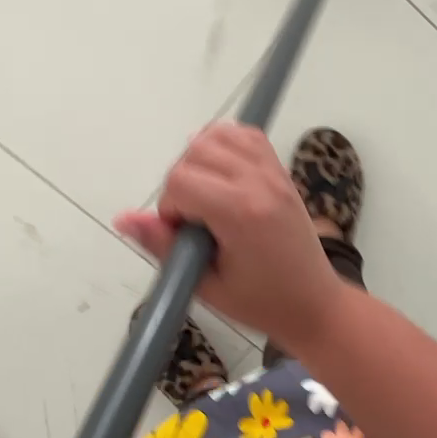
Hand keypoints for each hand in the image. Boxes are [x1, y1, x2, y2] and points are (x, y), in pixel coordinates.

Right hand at [116, 121, 344, 349]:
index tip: (185, 238)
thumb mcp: (205, 284)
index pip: (180, 180)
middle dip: (182, 185)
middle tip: (196, 223)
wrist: (313, 303)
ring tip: (207, 199)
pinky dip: (225, 146)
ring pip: (216, 135)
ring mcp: (273, 172)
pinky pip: (245, 135)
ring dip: (200, 161)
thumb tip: (122, 218)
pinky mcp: (281, 171)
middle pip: (194, 151)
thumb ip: (163, 246)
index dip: (170, 210)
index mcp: (241, 213)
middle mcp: (259, 182)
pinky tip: (222, 178)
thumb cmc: (260, 303)